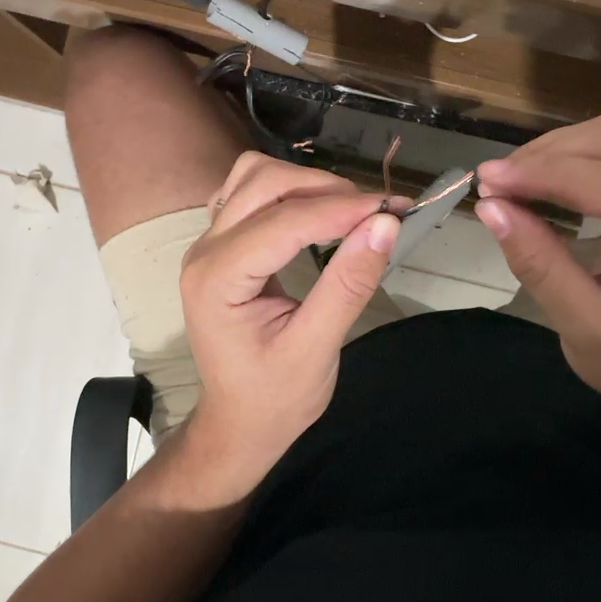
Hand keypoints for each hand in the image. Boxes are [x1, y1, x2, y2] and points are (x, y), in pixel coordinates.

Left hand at [178, 153, 399, 491]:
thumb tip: (385, 225)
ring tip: (351, 211)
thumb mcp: (316, 349)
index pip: (283, 222)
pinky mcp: (222, 245)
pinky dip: (289, 193)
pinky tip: (319, 214)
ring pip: (253, 178)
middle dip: (324, 189)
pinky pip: (250, 194)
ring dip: (305, 184)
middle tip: (378, 213)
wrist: (239, 423)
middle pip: (262, 182)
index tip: (395, 209)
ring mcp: (208, 244)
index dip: (341, 209)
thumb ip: (347, 285)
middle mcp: (204, 251)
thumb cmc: (275, 398)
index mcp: (217, 279)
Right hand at [473, 115, 600, 415]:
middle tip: (493, 180)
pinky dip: (579, 153)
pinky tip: (543, 174)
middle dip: (554, 155)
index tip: (489, 179)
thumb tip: (491, 208)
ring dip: (564, 148)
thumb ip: (542, 267)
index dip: (553, 176)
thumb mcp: (584, 329)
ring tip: (513, 177)